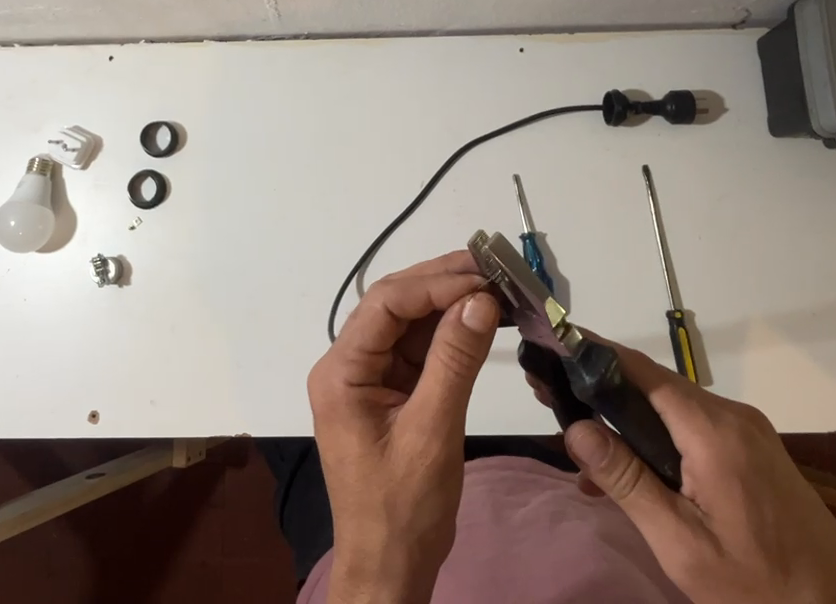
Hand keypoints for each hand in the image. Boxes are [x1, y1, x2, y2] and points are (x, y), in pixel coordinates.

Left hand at [308, 250, 500, 603]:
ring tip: (494, 286)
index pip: (384, 305)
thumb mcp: (432, 431)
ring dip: (449, 303)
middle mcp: (347, 364)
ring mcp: (368, 377)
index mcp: (341, 371)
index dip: (433, 284)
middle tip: (492, 268)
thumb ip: (454, 361)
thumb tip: (481, 300)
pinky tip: (481, 320)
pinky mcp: (389, 390)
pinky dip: (449, 332)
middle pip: (393, 305)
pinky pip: (417, 348)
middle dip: (441, 283)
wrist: (391, 566)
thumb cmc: (404, 506)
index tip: (483, 279)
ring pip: (407, 322)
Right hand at [551, 336, 835, 603]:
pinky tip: (630, 467)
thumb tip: (574, 427)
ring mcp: (748, 431)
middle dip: (599, 387)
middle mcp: (733, 416)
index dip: (594, 353)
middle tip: (549, 396)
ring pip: (671, 406)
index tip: (551, 346)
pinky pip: (693, 426)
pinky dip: (655, 435)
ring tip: (580, 440)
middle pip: (652, 384)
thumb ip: (627, 481)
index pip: (642, 371)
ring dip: (625, 416)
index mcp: (714, 431)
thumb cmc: (759, 587)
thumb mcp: (682, 544)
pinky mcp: (754, 450)